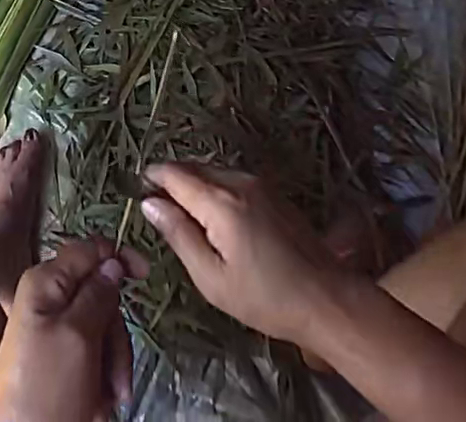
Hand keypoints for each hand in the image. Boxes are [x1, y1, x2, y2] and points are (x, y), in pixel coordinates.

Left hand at [0, 237, 149, 421]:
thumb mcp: (77, 337)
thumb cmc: (44, 391)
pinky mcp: (59, 362)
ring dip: (113, 362)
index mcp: (44, 283)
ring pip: (101, 328)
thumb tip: (113, 262)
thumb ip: (97, 294)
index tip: (145, 272)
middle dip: (116, 333)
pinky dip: (102, 379)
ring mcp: (53, 332)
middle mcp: (47, 301)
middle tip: (117, 372)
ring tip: (109, 397)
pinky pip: (93, 356)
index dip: (118, 255)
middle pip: (100, 295)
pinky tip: (96, 404)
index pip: (87, 249)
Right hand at [139, 163, 345, 343]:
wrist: (327, 299)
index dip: (154, 176)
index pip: (175, 175)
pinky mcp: (272, 191)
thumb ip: (178, 235)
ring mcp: (258, 183)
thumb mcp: (211, 277)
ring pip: (213, 170)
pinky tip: (211, 212)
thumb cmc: (265, 297)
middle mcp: (238, 182)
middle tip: (155, 200)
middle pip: (193, 167)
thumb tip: (149, 203)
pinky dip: (212, 186)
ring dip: (192, 181)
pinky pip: (231, 178)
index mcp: (220, 203)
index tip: (138, 185)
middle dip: (171, 177)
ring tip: (180, 208)